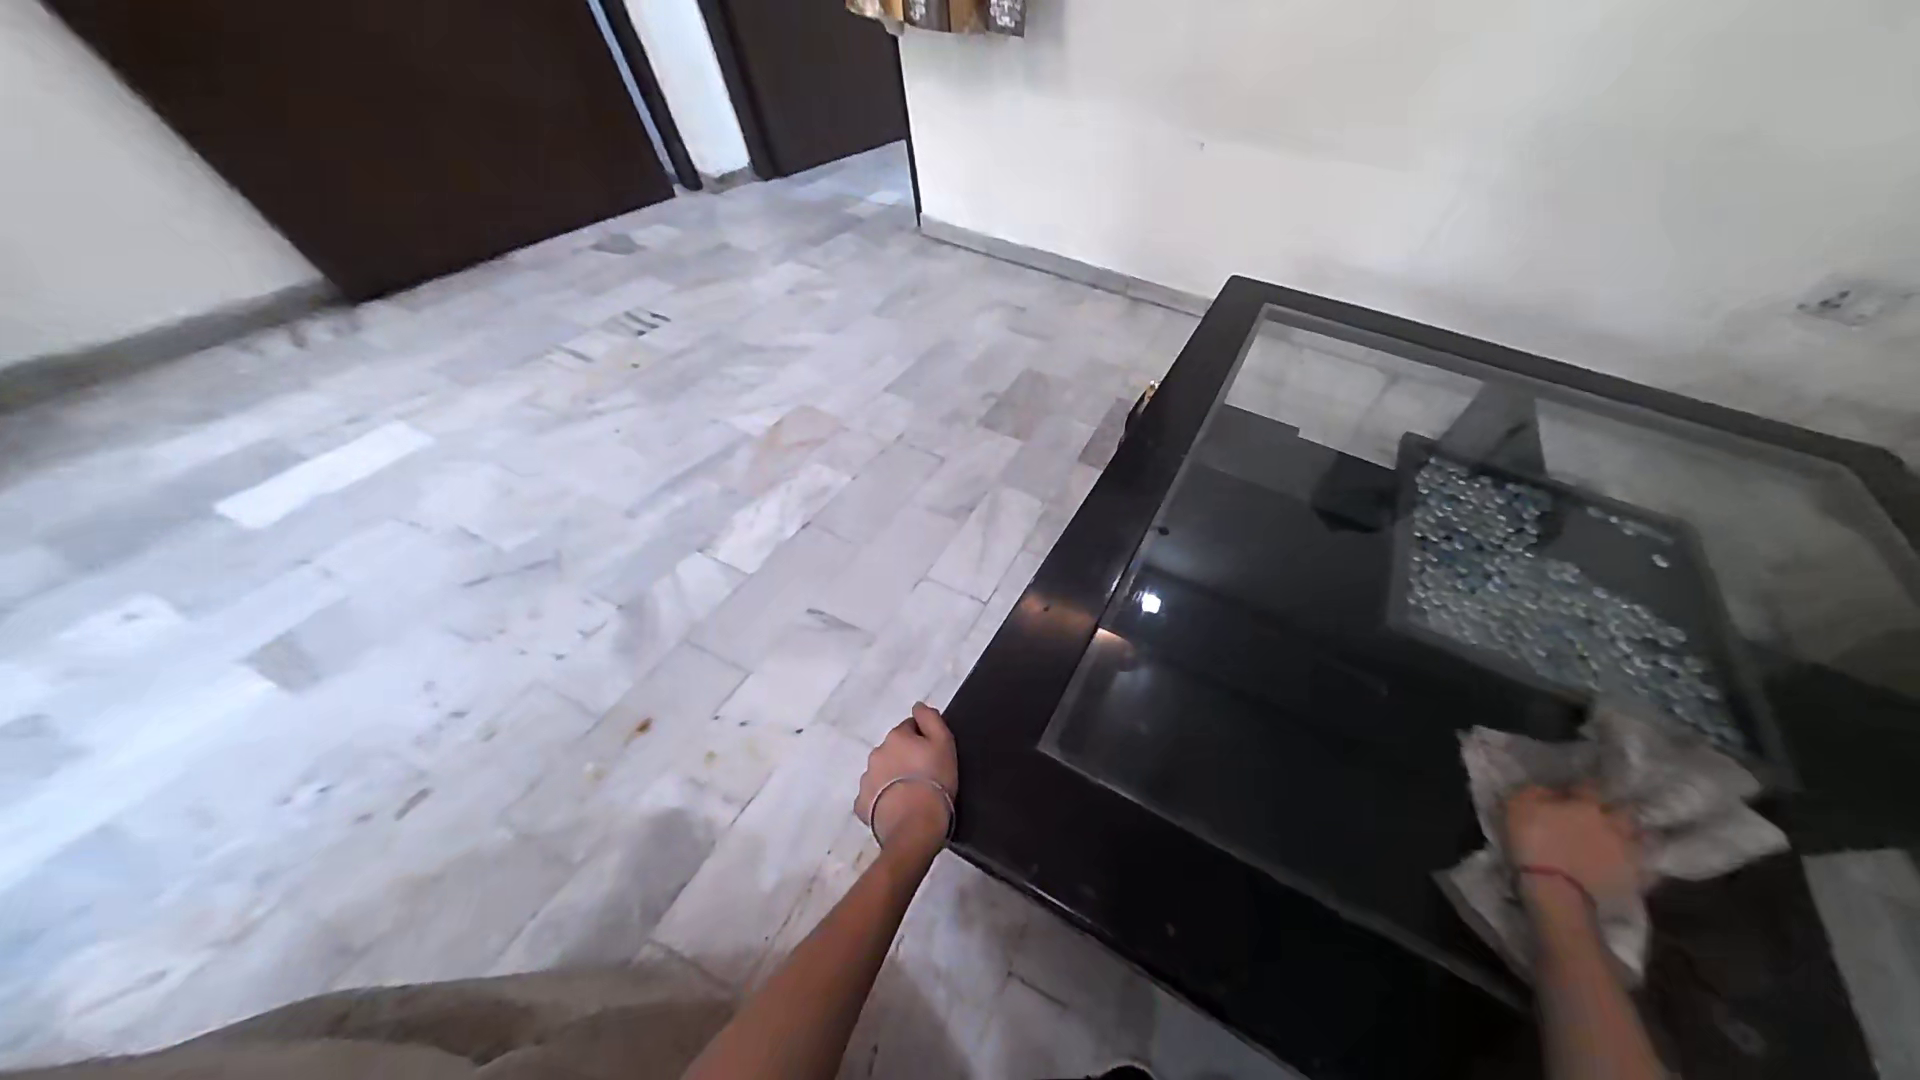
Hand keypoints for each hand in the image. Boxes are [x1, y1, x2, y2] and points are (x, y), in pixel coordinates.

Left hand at [856, 703, 957, 851]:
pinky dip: (882, 799)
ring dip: (892, 777)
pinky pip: (872, 796)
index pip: (909, 728)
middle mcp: (876, 753)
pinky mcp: (861, 804)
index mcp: (896, 737)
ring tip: (910, 795)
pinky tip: (895, 809)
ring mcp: (866, 779)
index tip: (933, 756)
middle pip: (893, 750)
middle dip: (905, 758)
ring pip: (882, 772)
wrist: (915, 825)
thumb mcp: (944, 743)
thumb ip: (931, 719)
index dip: (923, 740)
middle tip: (924, 776)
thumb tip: (917, 706)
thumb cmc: (935, 781)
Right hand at [1504, 785, 1639, 912]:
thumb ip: (1536, 792)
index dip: (1582, 786)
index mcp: (1586, 805)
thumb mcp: (1516, 805)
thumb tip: (1550, 790)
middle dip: (1618, 809)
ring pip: (1645, 838)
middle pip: (1626, 810)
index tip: (1573, 789)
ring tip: (1624, 837)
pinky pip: (1648, 869)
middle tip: (1606, 812)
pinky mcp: (1637, 879)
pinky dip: (1642, 865)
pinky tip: (1632, 865)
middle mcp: (1614, 824)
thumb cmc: (1532, 841)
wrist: (1555, 889)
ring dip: (1636, 835)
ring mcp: (1630, 853)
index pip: (1590, 786)